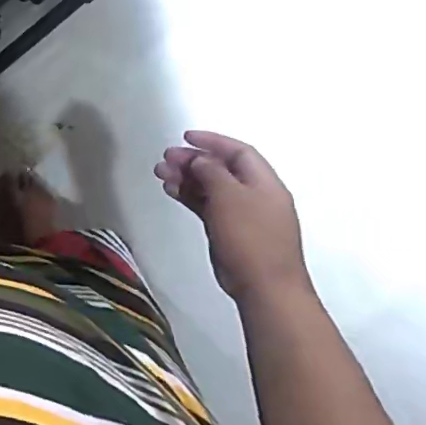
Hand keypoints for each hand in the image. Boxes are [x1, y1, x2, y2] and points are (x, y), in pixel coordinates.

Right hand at [153, 130, 310, 303]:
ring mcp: (242, 214)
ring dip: (186, 177)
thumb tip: (199, 158)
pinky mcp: (230, 231)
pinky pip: (207, 205)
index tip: (185, 137)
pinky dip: (190, 195)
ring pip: (211, 186)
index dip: (212, 140)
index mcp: (264, 182)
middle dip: (193, 159)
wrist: (265, 288)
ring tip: (161, 173)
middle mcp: (255, 194)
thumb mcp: (229, 195)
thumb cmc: (250, 236)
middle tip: (166, 158)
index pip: (238, 151)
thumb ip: (211, 170)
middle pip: (222, 168)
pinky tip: (171, 190)